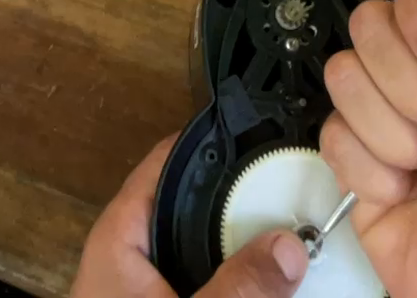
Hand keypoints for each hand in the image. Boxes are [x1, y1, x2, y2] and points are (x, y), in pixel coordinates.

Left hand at [71, 136, 309, 297]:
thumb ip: (239, 287)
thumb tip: (289, 244)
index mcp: (124, 231)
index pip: (169, 160)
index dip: (212, 142)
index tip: (260, 134)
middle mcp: (132, 246)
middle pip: (191, 201)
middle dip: (240, 199)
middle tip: (293, 191)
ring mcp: (145, 280)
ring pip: (201, 244)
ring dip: (240, 244)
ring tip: (291, 235)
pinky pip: (203, 277)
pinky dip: (232, 278)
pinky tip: (266, 288)